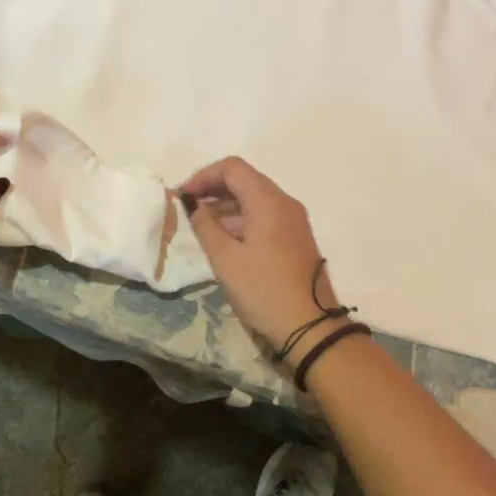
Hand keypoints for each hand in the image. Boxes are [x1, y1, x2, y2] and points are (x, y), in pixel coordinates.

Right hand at [180, 156, 341, 357]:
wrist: (311, 328)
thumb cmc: (264, 290)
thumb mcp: (225, 259)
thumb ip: (205, 226)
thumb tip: (196, 206)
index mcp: (268, 201)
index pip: (232, 168)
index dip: (204, 176)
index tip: (183, 195)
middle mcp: (284, 202)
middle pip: (245, 179)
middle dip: (214, 188)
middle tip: (188, 207)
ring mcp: (293, 220)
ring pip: (255, 198)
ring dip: (227, 205)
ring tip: (201, 225)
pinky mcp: (296, 237)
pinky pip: (265, 215)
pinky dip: (242, 219)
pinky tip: (225, 239)